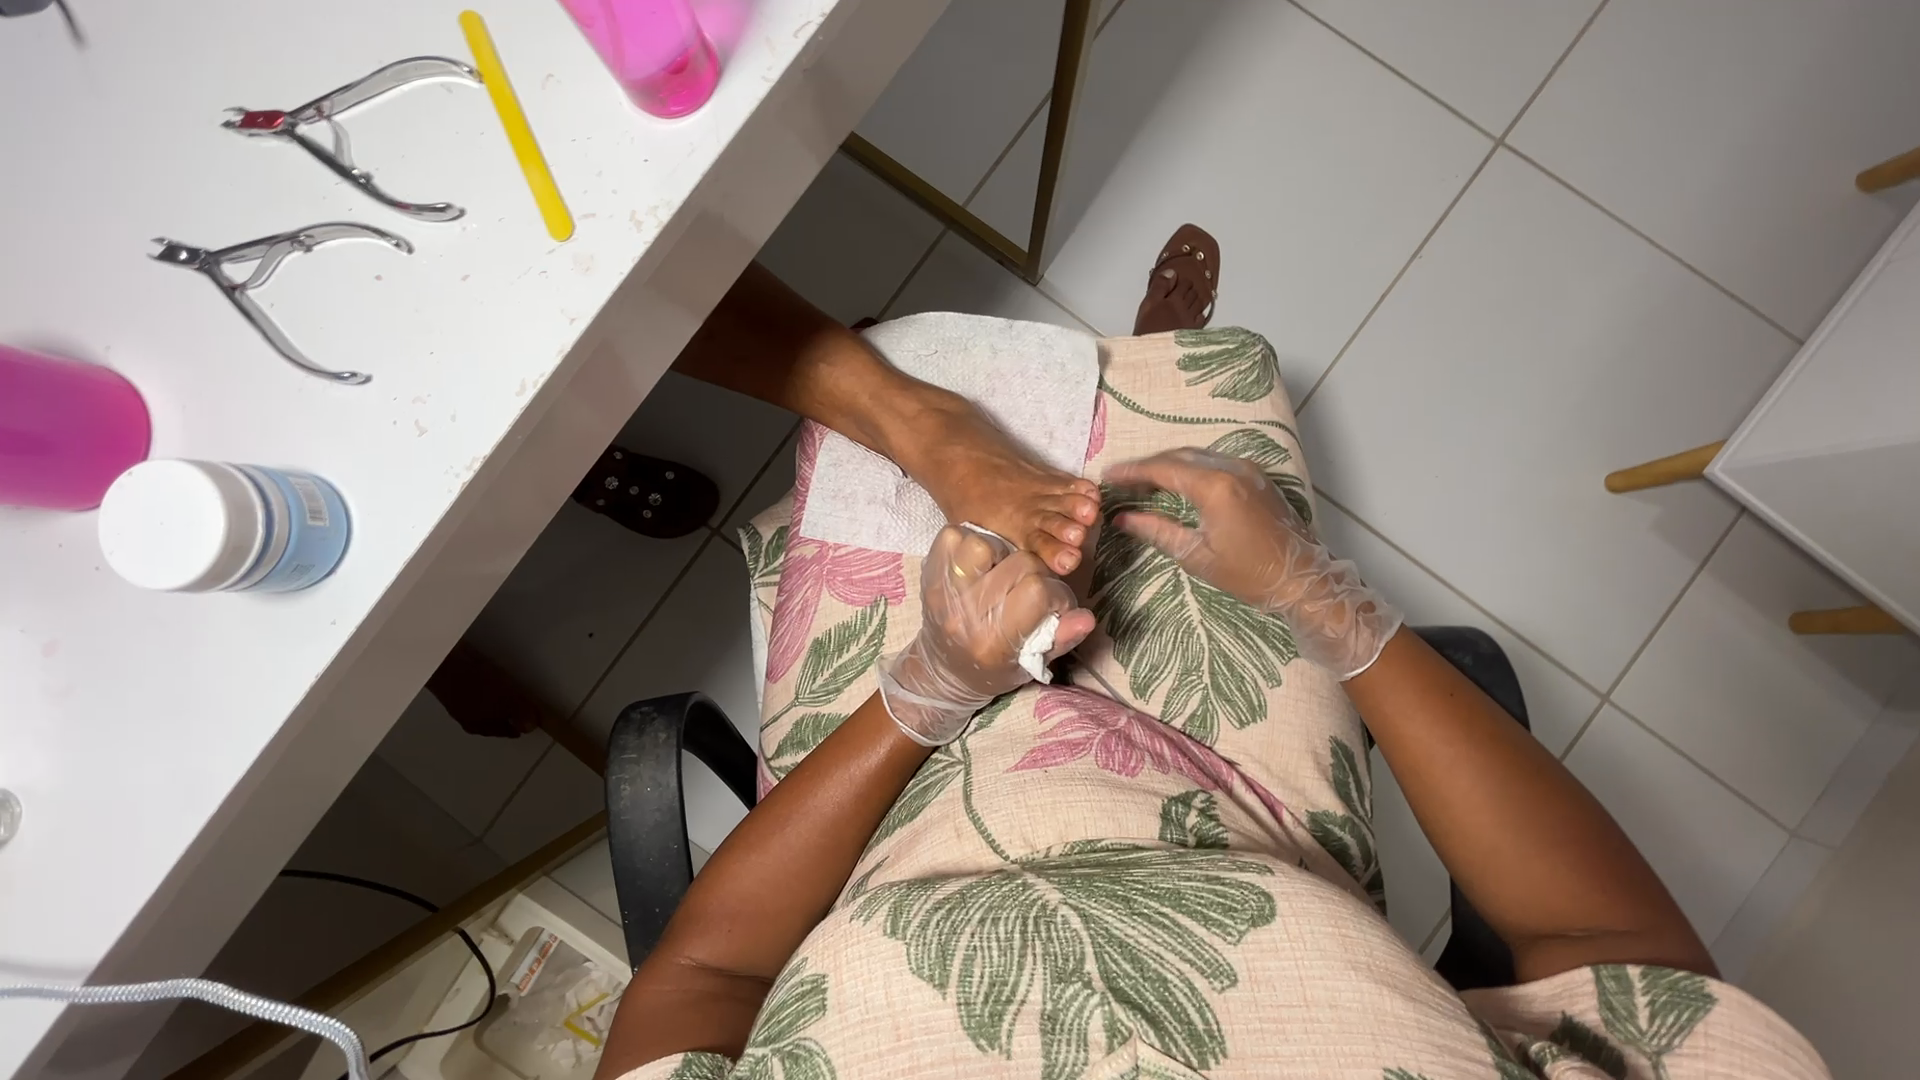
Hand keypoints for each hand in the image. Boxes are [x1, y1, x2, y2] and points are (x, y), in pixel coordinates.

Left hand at [879, 525, 1095, 744]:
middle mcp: (964, 613)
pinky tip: (979, 564)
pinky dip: (969, 544)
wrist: (943, 671)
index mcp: (992, 640)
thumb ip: (1061, 639)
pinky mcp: (929, 573)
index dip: (1056, 593)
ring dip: (999, 554)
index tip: (1054, 603)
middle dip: (1033, 573)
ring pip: (984, 544)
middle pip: (1018, 564)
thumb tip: (1087, 618)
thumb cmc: (993, 668)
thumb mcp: (1031, 664)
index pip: (1036, 591)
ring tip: (1001, 573)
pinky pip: (953, 536)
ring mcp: (941, 590)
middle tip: (1027, 589)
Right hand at [1106, 448, 1401, 679]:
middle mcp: (1231, 468)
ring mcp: (1247, 469)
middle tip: (1120, 479)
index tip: (1107, 477)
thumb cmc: (1249, 574)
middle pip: (1178, 456)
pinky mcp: (1256, 476)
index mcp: (1215, 487)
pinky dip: (1189, 467)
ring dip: (1168, 465)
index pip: (1163, 469)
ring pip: (1197, 455)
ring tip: (1142, 481)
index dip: (1132, 472)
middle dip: (1147, 466)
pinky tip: (1176, 483)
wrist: (1304, 580)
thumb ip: (1157, 531)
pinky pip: (1214, 461)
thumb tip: (1122, 518)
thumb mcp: (1197, 556)